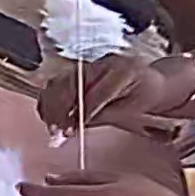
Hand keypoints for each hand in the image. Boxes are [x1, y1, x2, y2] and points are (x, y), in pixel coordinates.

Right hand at [38, 55, 189, 133]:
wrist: (147, 83)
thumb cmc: (142, 95)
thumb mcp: (131, 108)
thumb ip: (102, 115)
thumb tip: (75, 126)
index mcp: (124, 69)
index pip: (98, 91)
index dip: (84, 112)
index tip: (72, 130)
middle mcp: (101, 64)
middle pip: (70, 84)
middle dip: (60, 111)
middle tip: (57, 132)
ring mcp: (85, 68)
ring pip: (56, 86)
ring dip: (50, 109)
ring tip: (52, 128)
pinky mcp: (73, 75)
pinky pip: (52, 89)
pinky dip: (47, 106)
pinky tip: (50, 120)